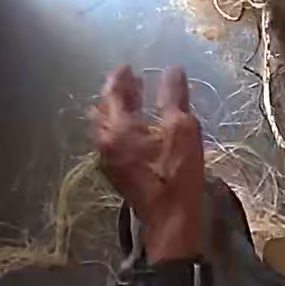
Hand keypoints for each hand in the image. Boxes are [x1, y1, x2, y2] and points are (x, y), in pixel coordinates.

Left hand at [91, 66, 204, 260]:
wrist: (171, 219)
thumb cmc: (176, 172)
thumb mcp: (181, 127)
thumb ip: (174, 96)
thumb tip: (172, 69)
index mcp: (118, 128)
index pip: (113, 94)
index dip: (120, 78)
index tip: (128, 67)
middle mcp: (106, 142)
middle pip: (103, 109)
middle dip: (115, 92)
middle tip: (131, 80)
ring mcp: (109, 159)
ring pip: (105, 126)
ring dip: (117, 109)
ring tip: (134, 99)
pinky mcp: (117, 172)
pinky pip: (111, 139)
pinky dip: (119, 125)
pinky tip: (137, 125)